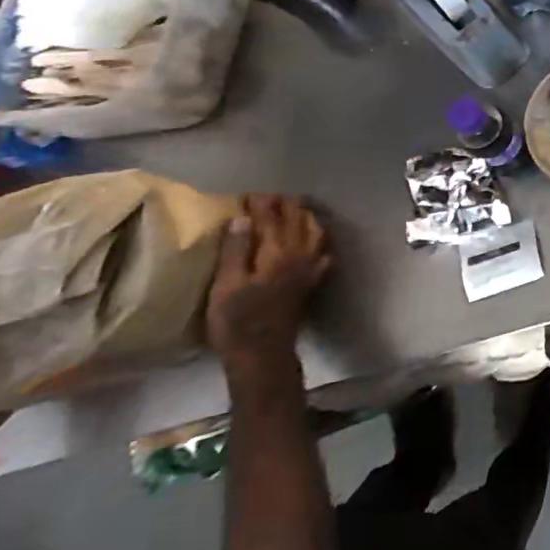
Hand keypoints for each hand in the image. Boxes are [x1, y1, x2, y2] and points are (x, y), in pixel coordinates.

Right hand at [206, 194, 330, 378]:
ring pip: (316, 230)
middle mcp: (301, 253)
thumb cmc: (237, 321)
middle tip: (267, 198)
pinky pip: (323, 250)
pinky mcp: (313, 280)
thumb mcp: (226, 285)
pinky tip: (313, 239)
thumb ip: (236, 249)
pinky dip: (319, 238)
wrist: (263, 354)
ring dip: (304, 216)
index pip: (272, 218)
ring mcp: (311, 266)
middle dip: (285, 205)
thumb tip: (243, 217)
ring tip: (291, 210)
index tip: (249, 195)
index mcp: (278, 252)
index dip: (261, 204)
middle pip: (299, 219)